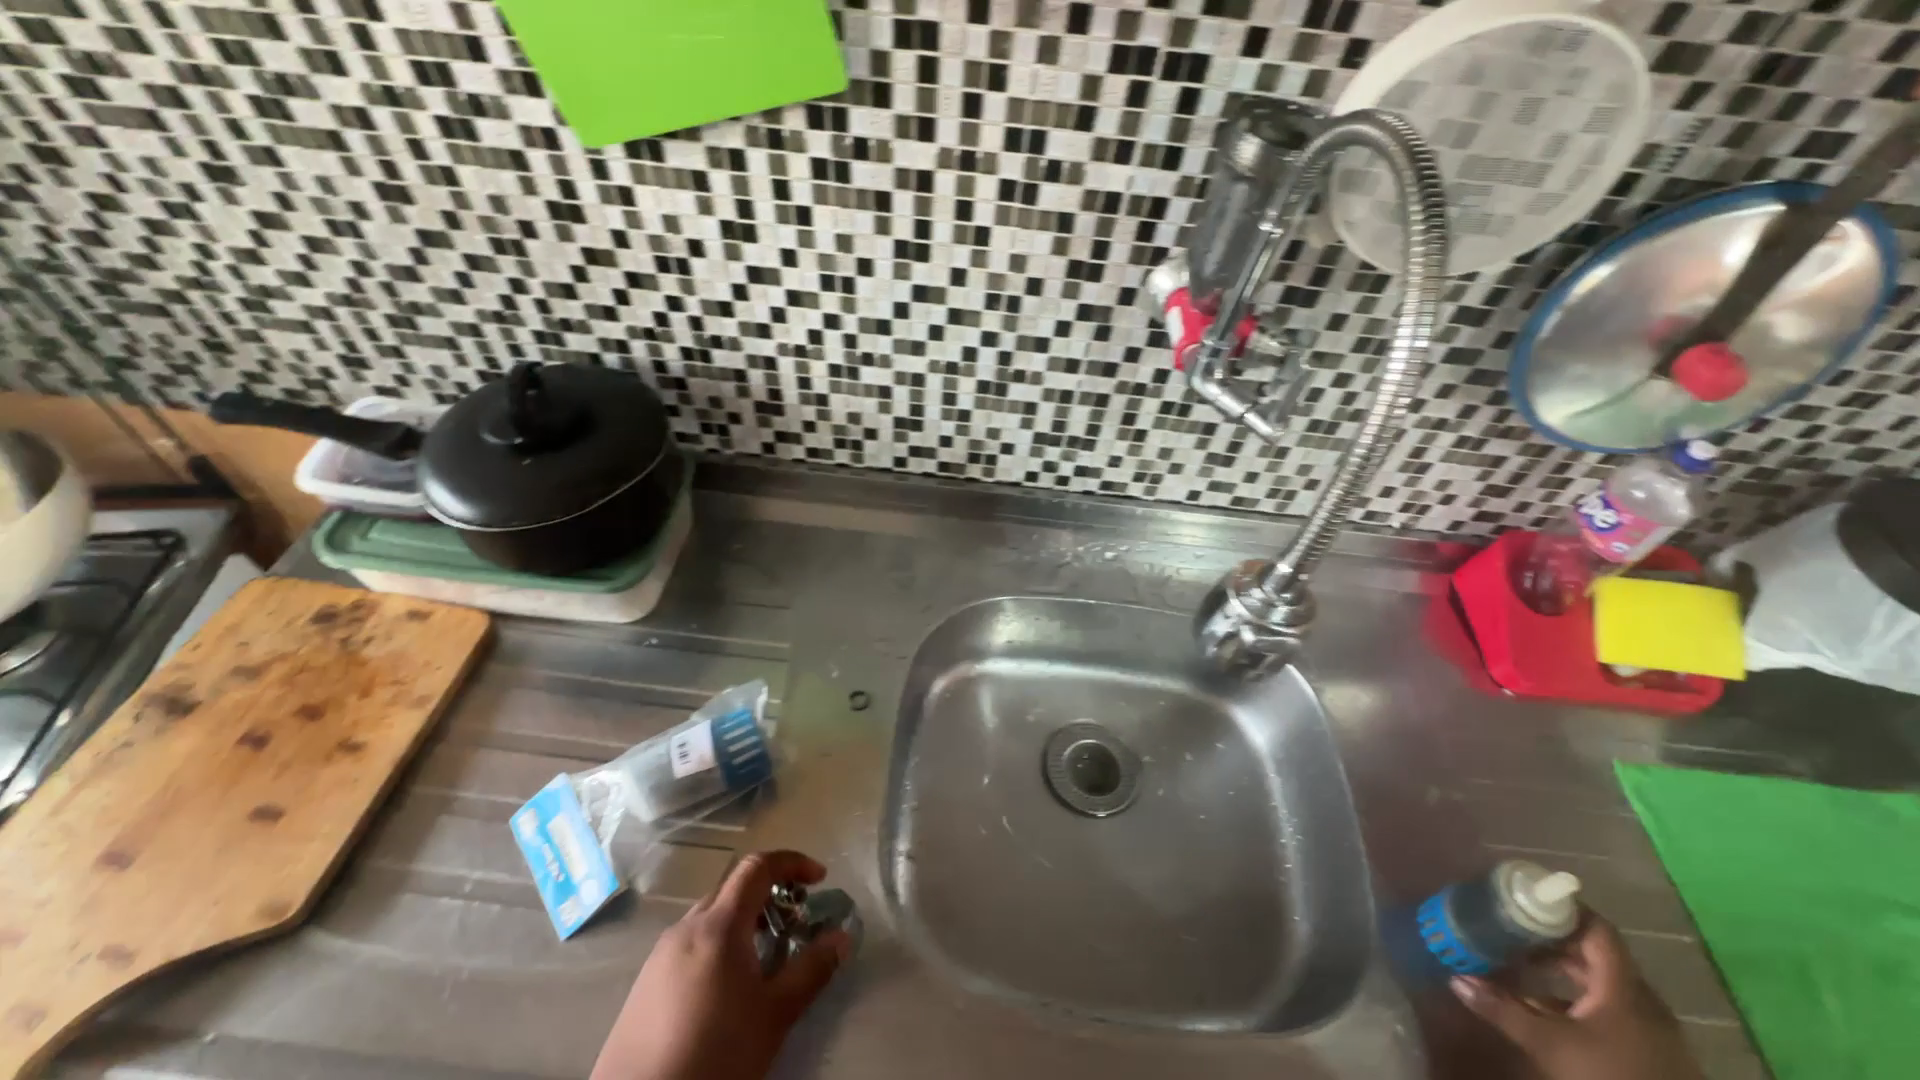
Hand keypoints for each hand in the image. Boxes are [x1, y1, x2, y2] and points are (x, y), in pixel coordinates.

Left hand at [591, 850, 850, 1079]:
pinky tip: (729, 985)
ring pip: (710, 915)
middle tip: (797, 921)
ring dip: (744, 920)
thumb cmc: (717, 1052)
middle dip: (770, 893)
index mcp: (719, 926)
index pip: (757, 867)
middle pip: (732, 888)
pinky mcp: (647, 980)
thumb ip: (811, 970)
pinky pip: (691, 941)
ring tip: (767, 956)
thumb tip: (842, 936)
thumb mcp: (775, 1014)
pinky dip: (719, 942)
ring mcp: (661, 953)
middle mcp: (686, 927)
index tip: (819, 879)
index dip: (792, 863)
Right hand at [1450, 916, 1704, 1079]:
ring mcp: (1645, 1023)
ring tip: (1520, 964)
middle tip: (1512, 929)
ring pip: (1599, 980)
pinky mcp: (1644, 1045)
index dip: (1565, 909)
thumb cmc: (1606, 1076)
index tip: (1528, 899)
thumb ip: (1504, 1009)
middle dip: (1552, 938)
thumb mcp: (1548, 1044)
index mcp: (1621, 986)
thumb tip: (1457, 979)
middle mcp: (1638, 996)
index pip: (1597, 929)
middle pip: (1595, 952)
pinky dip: (1574, 996)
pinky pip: (1606, 1005)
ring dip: (1561, 968)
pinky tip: (1545, 1007)